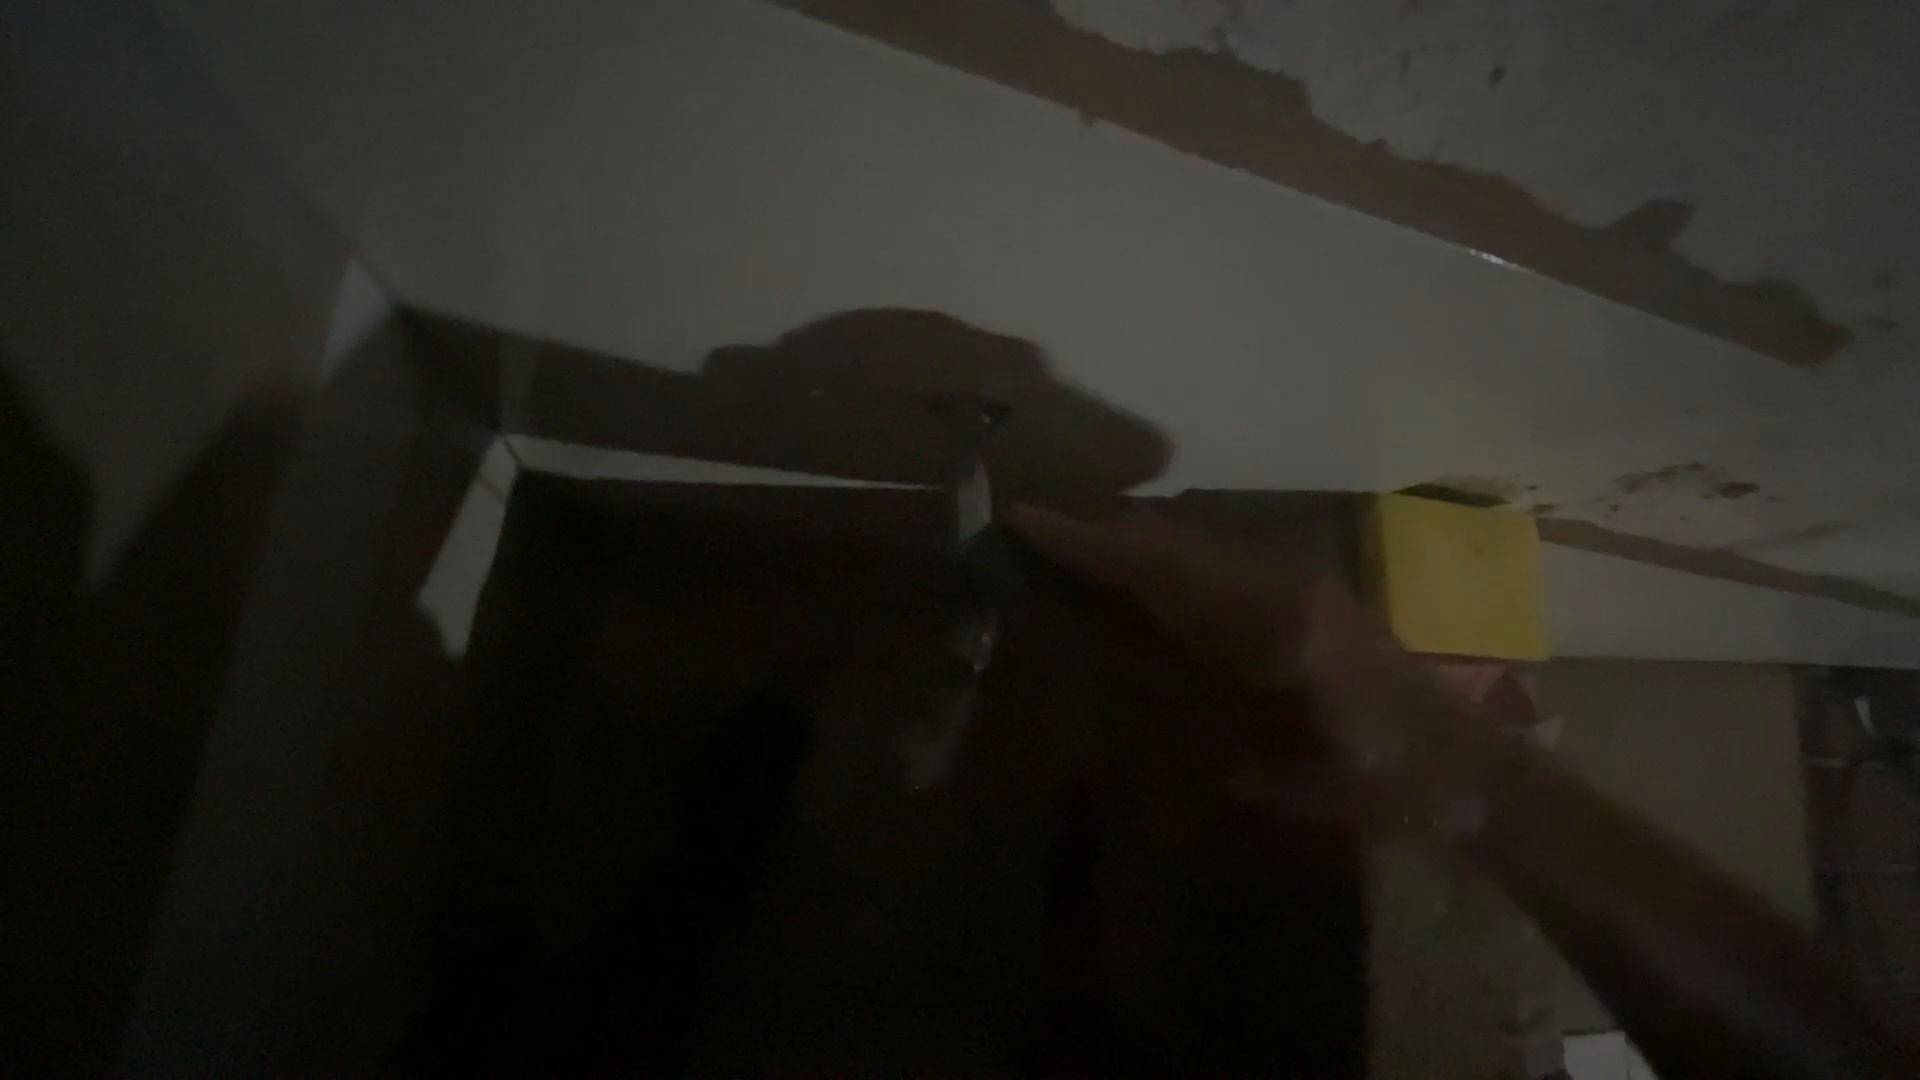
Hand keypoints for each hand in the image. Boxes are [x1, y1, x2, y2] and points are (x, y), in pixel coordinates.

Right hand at [1006, 504, 1500, 834]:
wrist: (1466, 769)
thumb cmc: (1367, 780)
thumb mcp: (1266, 763)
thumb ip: (1186, 707)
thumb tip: (1109, 657)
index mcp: (1267, 622)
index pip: (1154, 568)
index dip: (1084, 543)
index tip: (1022, 519)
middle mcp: (1275, 580)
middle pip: (1165, 538)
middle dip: (1094, 531)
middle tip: (1029, 533)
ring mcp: (1290, 576)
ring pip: (1187, 540)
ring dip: (1124, 540)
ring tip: (1067, 548)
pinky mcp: (1297, 586)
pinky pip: (1209, 557)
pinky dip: (1159, 558)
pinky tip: (1136, 577)